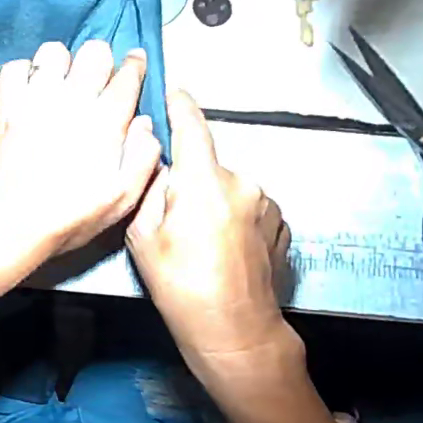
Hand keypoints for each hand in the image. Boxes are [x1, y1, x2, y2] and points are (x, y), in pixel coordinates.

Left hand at [0, 40, 161, 267]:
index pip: (129, 74)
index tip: (135, 66)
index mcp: (107, 119)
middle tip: (98, 79)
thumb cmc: (67, 216)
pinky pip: (14, 68)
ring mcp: (35, 99)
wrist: (10, 221)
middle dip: (101, 60)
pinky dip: (24, 73)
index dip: (135, 66)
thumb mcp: (122, 198)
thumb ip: (143, 157)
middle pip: (94, 51)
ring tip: (62, 82)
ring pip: (53, 51)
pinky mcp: (6, 106)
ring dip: (62, 62)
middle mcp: (73, 99)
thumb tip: (145, 125)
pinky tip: (30, 90)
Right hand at [126, 89, 295, 381]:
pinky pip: (244, 205)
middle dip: (183, 177)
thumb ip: (147, 189)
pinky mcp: (279, 223)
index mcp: (205, 183)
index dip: (178, 106)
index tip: (170, 90)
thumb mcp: (143, 238)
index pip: (191, 128)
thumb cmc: (181, 287)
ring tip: (193, 239)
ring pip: (224, 186)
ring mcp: (266, 203)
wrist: (236, 332)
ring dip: (206, 198)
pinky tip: (217, 248)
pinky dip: (228, 215)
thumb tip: (153, 158)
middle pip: (204, 164)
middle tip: (165, 213)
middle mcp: (242, 183)